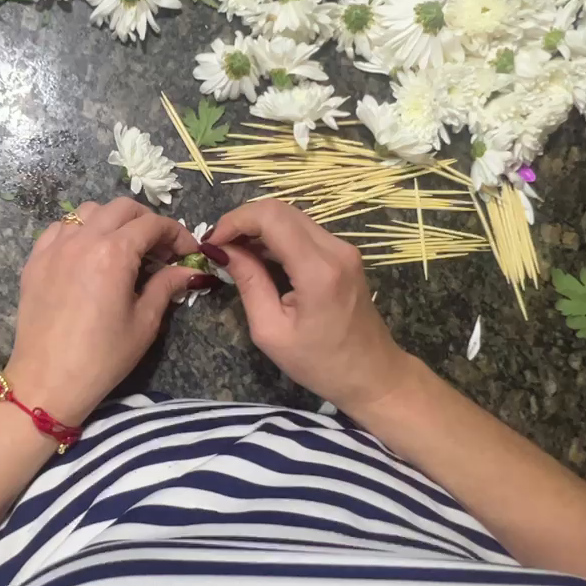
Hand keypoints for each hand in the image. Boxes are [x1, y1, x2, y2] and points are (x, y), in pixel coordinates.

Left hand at [5, 198, 211, 424]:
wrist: (48, 381)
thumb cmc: (102, 357)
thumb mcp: (144, 323)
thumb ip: (166, 287)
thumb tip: (188, 270)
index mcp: (114, 253)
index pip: (152, 224)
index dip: (176, 233)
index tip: (188, 251)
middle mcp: (83, 240)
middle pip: (121, 208)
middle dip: (146, 221)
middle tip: (159, 249)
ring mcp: (54, 247)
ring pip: (88, 211)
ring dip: (112, 221)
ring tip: (123, 247)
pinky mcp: (35, 260)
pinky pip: (60, 228)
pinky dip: (80, 230)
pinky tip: (88, 253)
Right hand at [204, 199, 413, 413]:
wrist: (372, 375)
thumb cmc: (321, 364)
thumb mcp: (271, 331)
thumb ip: (249, 283)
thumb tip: (223, 251)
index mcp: (318, 271)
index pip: (271, 218)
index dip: (236, 221)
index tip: (213, 243)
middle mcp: (335, 250)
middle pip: (280, 210)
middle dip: (243, 221)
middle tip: (219, 246)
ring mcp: (343, 249)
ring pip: (291, 216)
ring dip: (258, 227)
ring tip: (233, 252)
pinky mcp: (343, 254)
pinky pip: (303, 231)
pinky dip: (275, 235)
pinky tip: (258, 256)